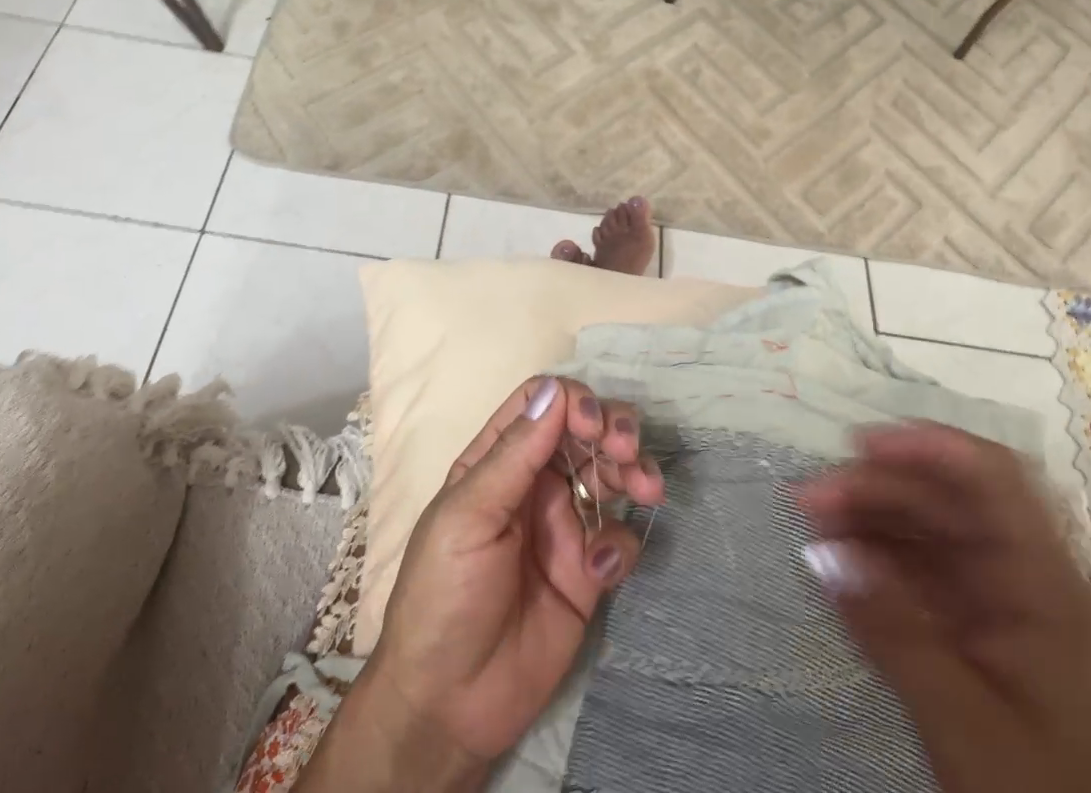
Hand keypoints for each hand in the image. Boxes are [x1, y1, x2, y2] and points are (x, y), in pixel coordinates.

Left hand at [298, 376, 663, 791]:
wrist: (452, 700)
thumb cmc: (444, 596)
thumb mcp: (468, 518)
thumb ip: (514, 456)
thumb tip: (555, 390)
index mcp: (494, 464)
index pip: (540, 406)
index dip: (573, 403)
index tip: (593, 427)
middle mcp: (533, 486)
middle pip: (586, 434)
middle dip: (615, 430)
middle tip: (628, 451)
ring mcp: (563, 528)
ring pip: (613, 477)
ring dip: (635, 473)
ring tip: (647, 490)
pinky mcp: (589, 573)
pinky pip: (621, 538)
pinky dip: (622, 544)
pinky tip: (601, 570)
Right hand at [797, 422, 1090, 792]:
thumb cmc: (1039, 785)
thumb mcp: (965, 716)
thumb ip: (894, 632)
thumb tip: (821, 553)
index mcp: (1044, 583)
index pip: (995, 480)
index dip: (930, 447)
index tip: (858, 445)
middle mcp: (1022, 579)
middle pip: (949, 503)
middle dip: (878, 486)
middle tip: (808, 497)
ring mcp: (995, 606)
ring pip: (927, 536)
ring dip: (868, 519)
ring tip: (809, 521)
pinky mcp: (969, 634)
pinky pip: (917, 577)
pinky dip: (874, 561)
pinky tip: (833, 560)